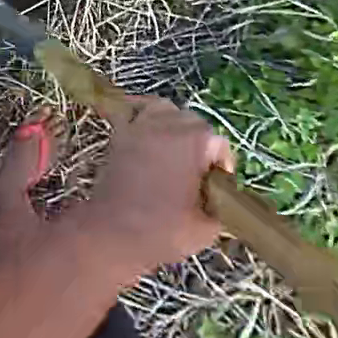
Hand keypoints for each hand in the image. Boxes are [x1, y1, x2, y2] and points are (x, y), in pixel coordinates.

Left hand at [69, 96, 230, 281]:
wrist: (115, 229)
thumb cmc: (165, 229)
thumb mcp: (206, 227)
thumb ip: (219, 207)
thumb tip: (218, 200)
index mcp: (192, 141)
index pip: (218, 142)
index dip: (222, 164)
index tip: (218, 185)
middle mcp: (166, 124)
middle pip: (192, 120)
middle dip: (201, 142)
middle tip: (200, 171)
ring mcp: (139, 125)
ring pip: (164, 109)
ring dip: (174, 123)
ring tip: (176, 150)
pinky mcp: (119, 132)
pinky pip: (133, 111)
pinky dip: (143, 117)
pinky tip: (148, 136)